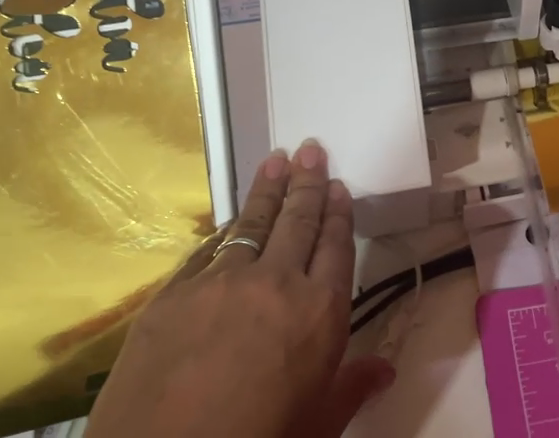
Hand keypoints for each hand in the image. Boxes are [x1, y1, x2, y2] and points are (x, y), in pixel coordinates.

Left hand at [89, 141, 393, 437]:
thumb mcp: (316, 427)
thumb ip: (351, 389)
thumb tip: (386, 371)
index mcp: (319, 313)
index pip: (336, 247)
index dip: (339, 213)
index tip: (339, 186)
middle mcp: (275, 283)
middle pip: (298, 221)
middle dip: (307, 182)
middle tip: (310, 148)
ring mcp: (220, 282)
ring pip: (252, 224)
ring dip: (267, 190)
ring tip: (276, 160)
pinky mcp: (172, 293)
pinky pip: (207, 250)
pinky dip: (224, 231)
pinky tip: (230, 220)